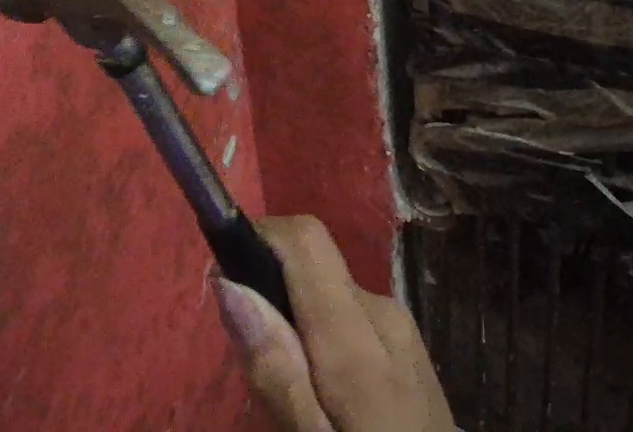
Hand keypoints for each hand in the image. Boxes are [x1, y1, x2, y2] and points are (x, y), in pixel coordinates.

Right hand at [216, 216, 454, 431]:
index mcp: (360, 334)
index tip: (228, 285)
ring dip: (292, 321)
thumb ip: (276, 372)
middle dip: (269, 295)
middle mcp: (382, 310)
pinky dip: (317, 337)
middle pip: (309, 265)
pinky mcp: (405, 341)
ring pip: (323, 291)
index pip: (305, 238)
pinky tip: (325, 395)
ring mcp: (400, 325)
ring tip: (293, 393)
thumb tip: (228, 283)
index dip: (259, 240)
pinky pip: (344, 314)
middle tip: (259, 369)